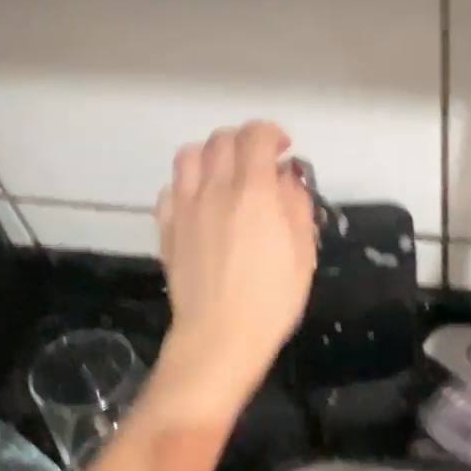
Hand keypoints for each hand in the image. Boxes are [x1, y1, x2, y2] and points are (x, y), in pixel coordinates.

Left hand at [151, 121, 316, 412]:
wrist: (219, 337)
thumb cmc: (271, 302)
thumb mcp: (303, 256)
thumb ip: (297, 208)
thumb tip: (287, 180)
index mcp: (254, 192)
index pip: (257, 136)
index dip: (273, 134)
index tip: (284, 148)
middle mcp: (215, 188)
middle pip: (222, 140)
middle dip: (244, 141)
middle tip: (260, 163)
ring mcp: (185, 206)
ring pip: (190, 155)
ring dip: (211, 155)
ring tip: (225, 175)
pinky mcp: (167, 227)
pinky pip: (172, 188)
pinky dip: (188, 184)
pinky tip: (201, 202)